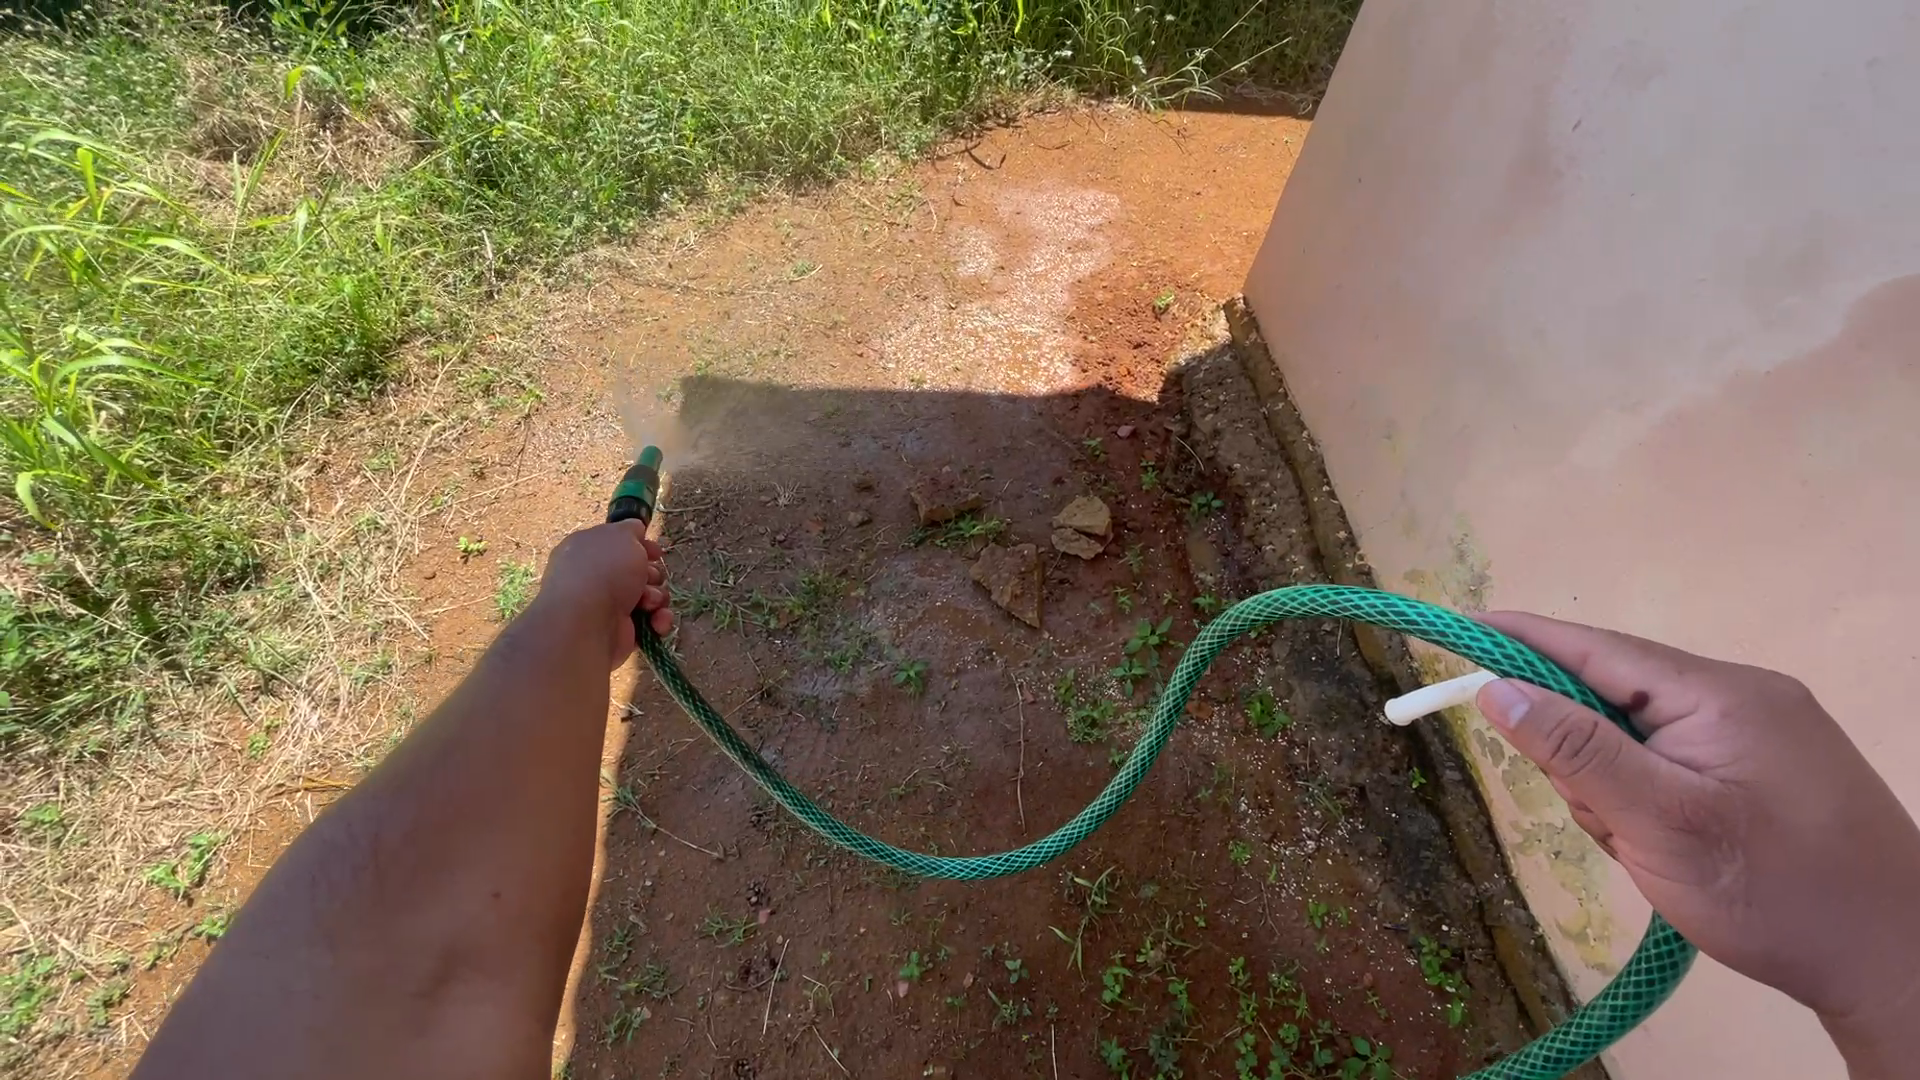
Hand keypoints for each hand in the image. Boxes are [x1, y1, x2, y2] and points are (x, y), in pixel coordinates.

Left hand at [530, 520, 671, 667]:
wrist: (588, 622)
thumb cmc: (603, 571)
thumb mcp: (620, 536)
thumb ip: (631, 529)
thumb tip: (636, 529)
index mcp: (587, 551)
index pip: (619, 545)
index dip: (641, 546)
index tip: (655, 551)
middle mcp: (595, 578)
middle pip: (640, 571)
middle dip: (652, 574)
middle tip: (648, 577)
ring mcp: (607, 606)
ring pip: (650, 595)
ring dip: (657, 597)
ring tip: (648, 602)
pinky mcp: (622, 631)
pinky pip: (651, 621)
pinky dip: (658, 620)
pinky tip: (656, 621)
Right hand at [1472, 612, 1919, 1049]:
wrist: (1905, 977)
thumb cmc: (1778, 894)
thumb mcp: (1661, 821)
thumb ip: (1573, 748)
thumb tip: (1492, 687)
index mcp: (1718, 694)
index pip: (1590, 646)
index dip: (1515, 637)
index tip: (1452, 629)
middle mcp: (1732, 697)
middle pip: (1599, 692)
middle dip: (1572, 747)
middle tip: (1598, 812)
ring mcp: (1742, 730)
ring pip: (1617, 730)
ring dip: (1601, 779)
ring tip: (1636, 838)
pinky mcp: (1744, 763)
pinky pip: (1648, 755)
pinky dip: (1628, 792)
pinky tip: (1656, 838)